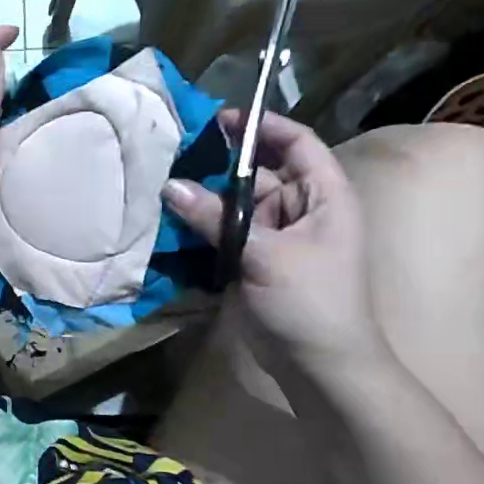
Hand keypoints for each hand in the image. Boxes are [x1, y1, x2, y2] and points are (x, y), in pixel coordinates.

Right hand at [162, 109, 384, 364]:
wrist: (316, 364)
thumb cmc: (311, 301)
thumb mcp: (264, 253)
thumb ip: (216, 218)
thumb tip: (169, 185)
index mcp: (323, 197)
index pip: (297, 145)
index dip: (263, 127)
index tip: (221, 119)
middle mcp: (298, 210)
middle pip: (256, 174)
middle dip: (218, 165)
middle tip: (173, 153)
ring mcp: (271, 238)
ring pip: (232, 206)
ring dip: (202, 198)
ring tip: (160, 183)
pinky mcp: (248, 261)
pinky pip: (220, 233)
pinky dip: (197, 226)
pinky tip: (167, 220)